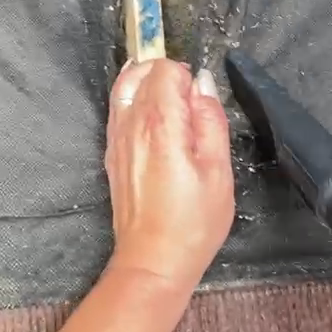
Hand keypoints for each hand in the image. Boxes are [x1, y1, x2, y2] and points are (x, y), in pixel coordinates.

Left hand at [104, 59, 234, 292]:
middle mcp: (132, 122)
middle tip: (190, 104)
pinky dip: (131, 96)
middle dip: (168, 76)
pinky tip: (150, 111)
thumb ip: (211, 119)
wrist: (153, 261)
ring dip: (147, 82)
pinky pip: (117, 106)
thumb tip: (203, 83)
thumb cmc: (192, 222)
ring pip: (125, 84)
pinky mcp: (112, 151)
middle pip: (143, 71)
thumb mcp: (218, 170)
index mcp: (161, 122)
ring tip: (170, 99)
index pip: (165, 69)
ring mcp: (117, 136)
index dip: (186, 77)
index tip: (199, 101)